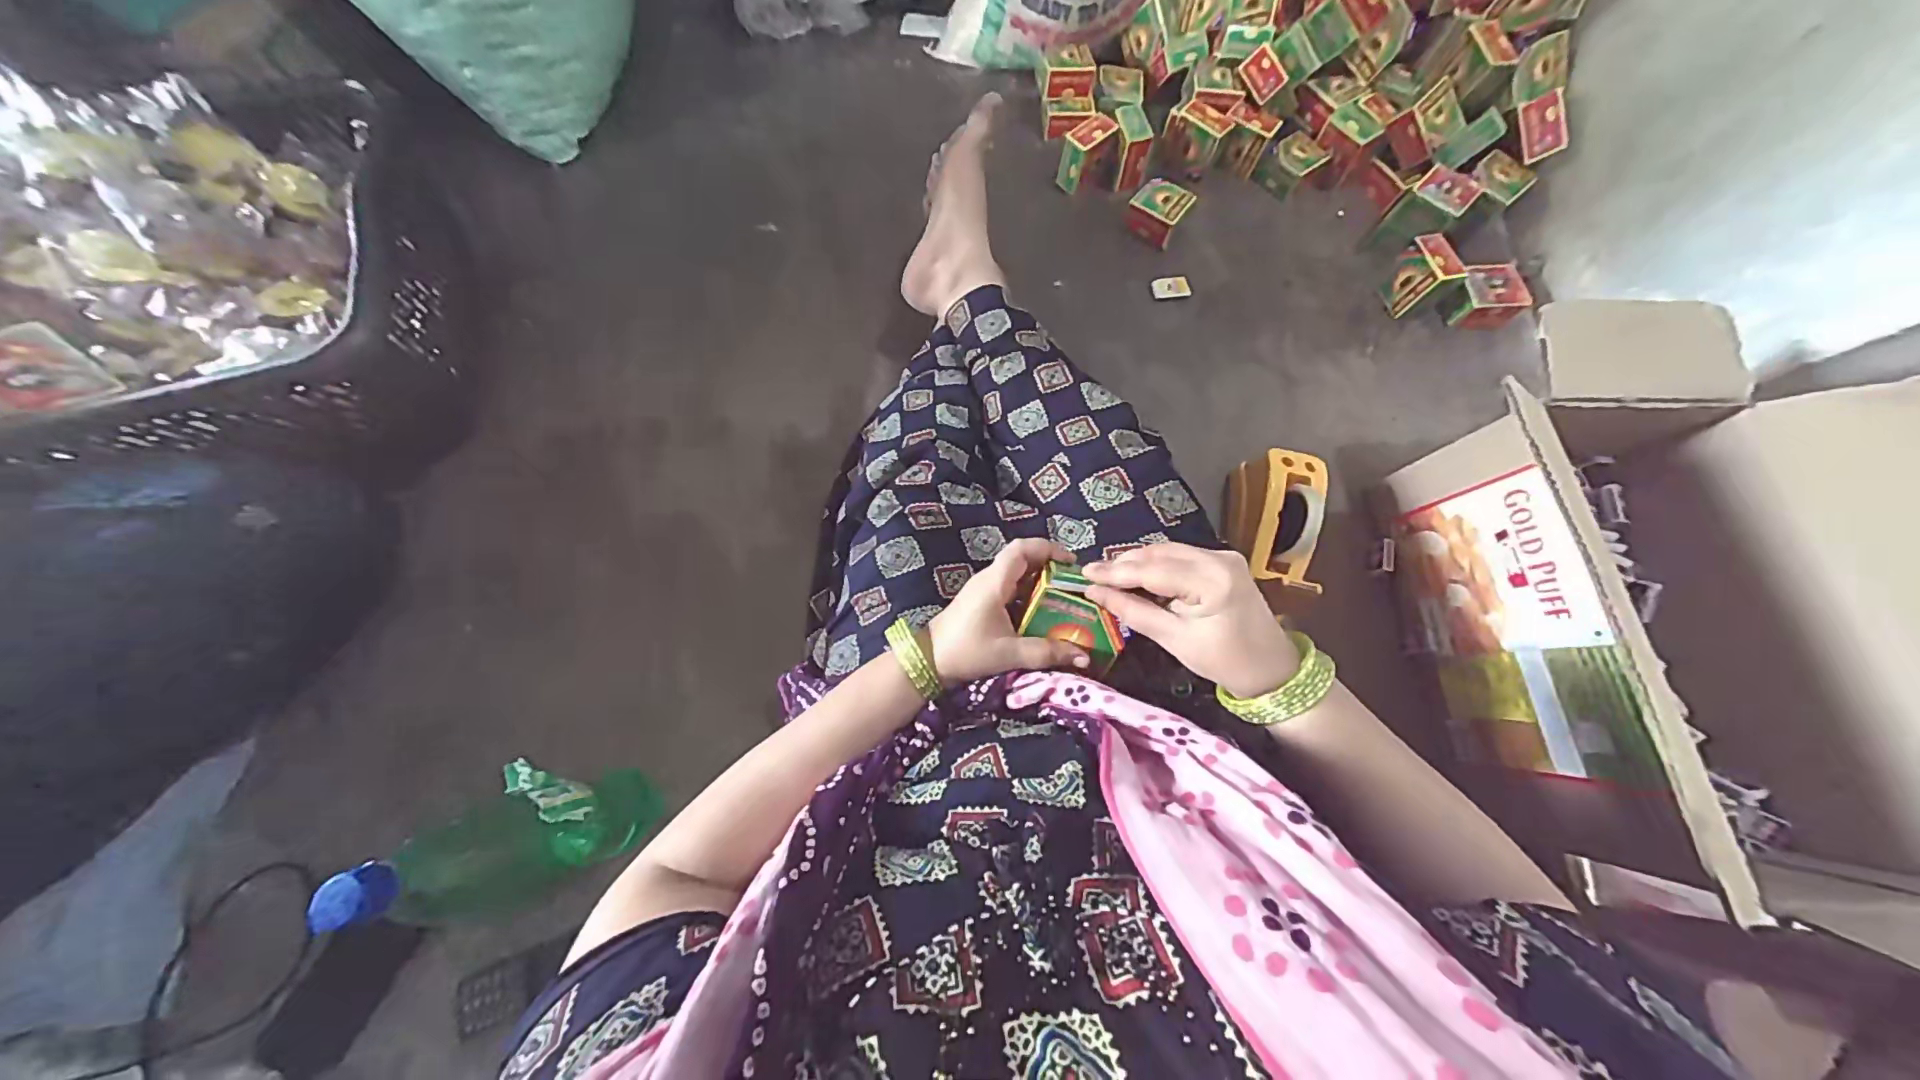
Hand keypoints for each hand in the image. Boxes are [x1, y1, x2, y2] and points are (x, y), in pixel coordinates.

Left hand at [928, 538, 1092, 684]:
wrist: (928, 660)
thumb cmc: (967, 651)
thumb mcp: (1009, 653)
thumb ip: (1047, 653)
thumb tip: (1084, 657)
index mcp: (994, 583)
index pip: (1021, 549)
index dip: (1048, 549)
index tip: (1070, 562)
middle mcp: (988, 579)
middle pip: (1021, 559)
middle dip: (1049, 565)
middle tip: (1072, 582)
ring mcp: (982, 589)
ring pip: (1015, 573)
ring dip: (1038, 580)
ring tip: (1062, 596)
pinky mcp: (980, 601)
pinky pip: (1008, 587)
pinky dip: (1027, 593)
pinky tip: (1040, 611)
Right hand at [1082, 543, 1299, 697]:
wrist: (1272, 669)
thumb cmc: (1225, 661)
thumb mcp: (1174, 639)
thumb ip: (1133, 611)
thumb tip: (1095, 593)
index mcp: (1212, 580)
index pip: (1152, 570)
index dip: (1115, 572)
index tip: (1084, 573)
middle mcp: (1219, 559)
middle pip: (1158, 554)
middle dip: (1123, 564)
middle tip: (1092, 574)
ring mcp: (1223, 557)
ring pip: (1167, 551)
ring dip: (1137, 562)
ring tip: (1108, 575)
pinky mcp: (1222, 562)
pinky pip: (1179, 557)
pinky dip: (1155, 564)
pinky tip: (1136, 574)